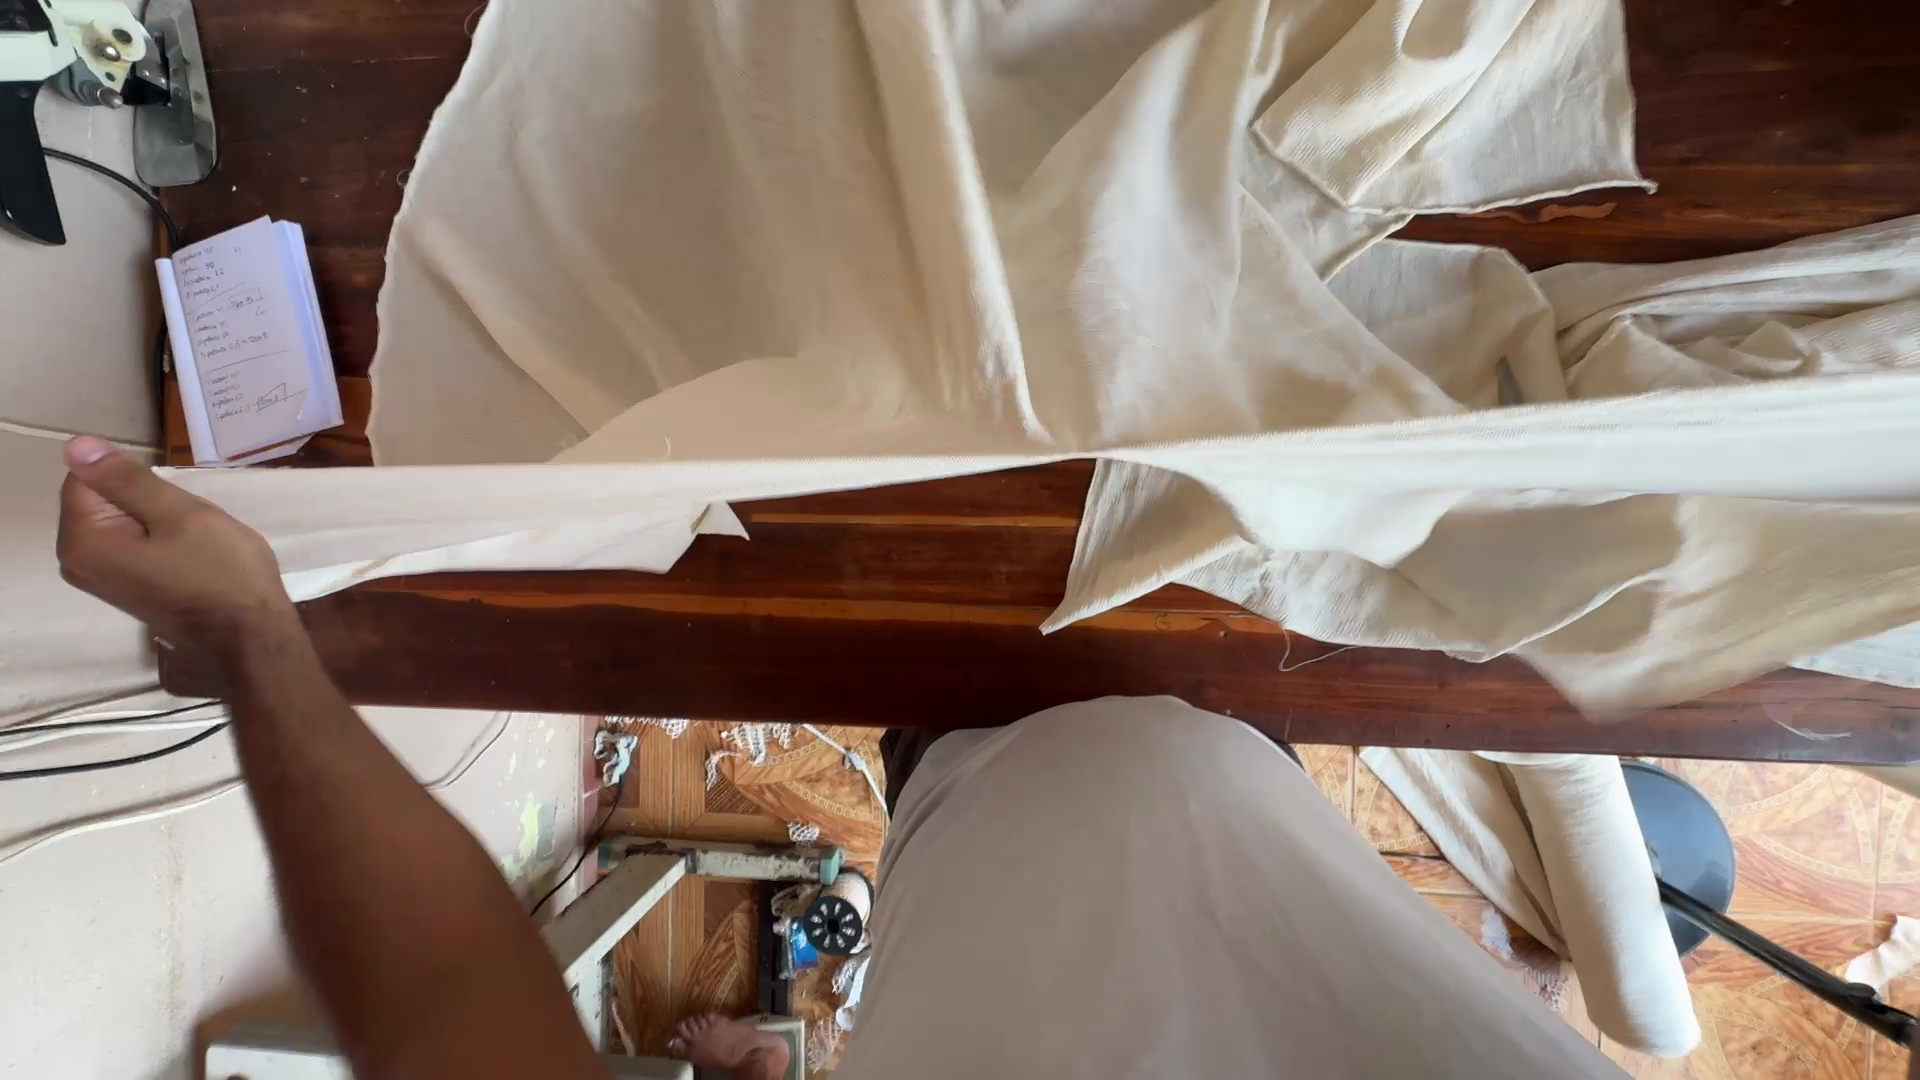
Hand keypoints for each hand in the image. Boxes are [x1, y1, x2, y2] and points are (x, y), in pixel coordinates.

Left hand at [57, 435, 297, 656]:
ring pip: (123, 526)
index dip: (139, 480)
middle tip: (197, 523)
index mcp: (83, 539)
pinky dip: (164, 543)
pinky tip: (196, 558)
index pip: (89, 480)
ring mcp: (99, 579)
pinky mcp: (125, 590)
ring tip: (201, 541)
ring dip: (161, 524)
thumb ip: (131, 481)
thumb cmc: (224, 571)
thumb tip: (76, 445)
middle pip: (103, 504)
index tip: (182, 503)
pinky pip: (134, 549)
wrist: (249, 632)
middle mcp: (75, 560)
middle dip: (151, 503)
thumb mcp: (186, 516)